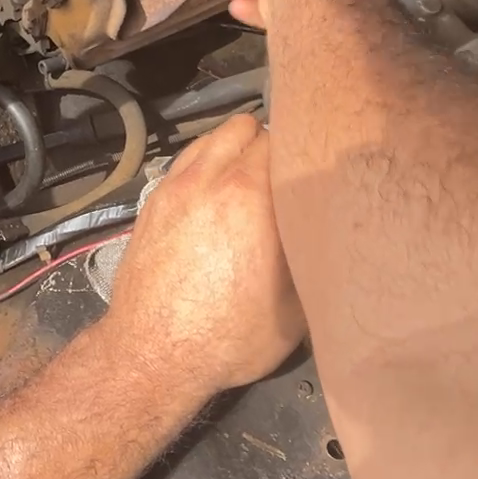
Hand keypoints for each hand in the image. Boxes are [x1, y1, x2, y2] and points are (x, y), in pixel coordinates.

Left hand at [101, 114, 304, 394]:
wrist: (152, 350)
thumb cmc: (229, 336)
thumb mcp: (296, 306)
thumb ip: (311, 252)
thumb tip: (325, 224)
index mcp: (249, 197)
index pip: (281, 139)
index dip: (301, 152)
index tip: (314, 171)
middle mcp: (208, 178)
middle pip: (243, 128)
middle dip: (267, 144)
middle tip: (283, 175)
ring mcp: (174, 185)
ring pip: (210, 138)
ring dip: (232, 149)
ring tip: (249, 180)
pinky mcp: (152, 199)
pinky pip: (185, 161)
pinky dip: (204, 164)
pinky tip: (215, 195)